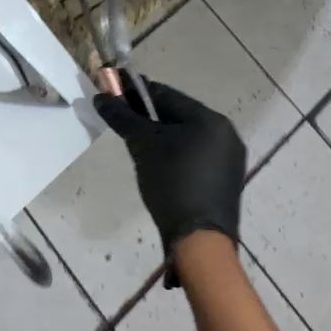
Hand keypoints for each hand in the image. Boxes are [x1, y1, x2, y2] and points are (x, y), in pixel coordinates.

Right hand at [94, 83, 246, 264]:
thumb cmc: (171, 181)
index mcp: (210, 119)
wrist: (199, 239)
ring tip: (138, 144)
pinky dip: (176, 153)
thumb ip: (121, 117)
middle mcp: (227, 134)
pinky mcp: (226, 180)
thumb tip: (101, 97)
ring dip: (162, 135)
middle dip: (148, 116)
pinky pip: (196, 154)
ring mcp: (230, 159)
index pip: (166, 94)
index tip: (114, 92)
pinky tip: (158, 164)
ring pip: (187, 136)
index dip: (136, 92)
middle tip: (123, 121)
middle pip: (178, 114)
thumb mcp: (141, 144)